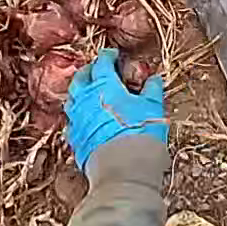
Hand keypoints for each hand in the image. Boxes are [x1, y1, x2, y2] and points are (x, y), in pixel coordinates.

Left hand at [65, 49, 166, 172]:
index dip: (107, 56)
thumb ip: (151, 90)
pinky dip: (80, 114)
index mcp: (103, 86)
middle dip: (89, 70)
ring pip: (73, 99)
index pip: (101, 63)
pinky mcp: (75, 140)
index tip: (113, 54)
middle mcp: (85, 100)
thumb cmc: (140, 133)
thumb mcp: (153, 106)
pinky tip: (88, 118)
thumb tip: (152, 80)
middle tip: (98, 68)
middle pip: (81, 78)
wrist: (123, 171)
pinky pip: (73, 121)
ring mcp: (77, 120)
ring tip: (91, 91)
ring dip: (81, 92)